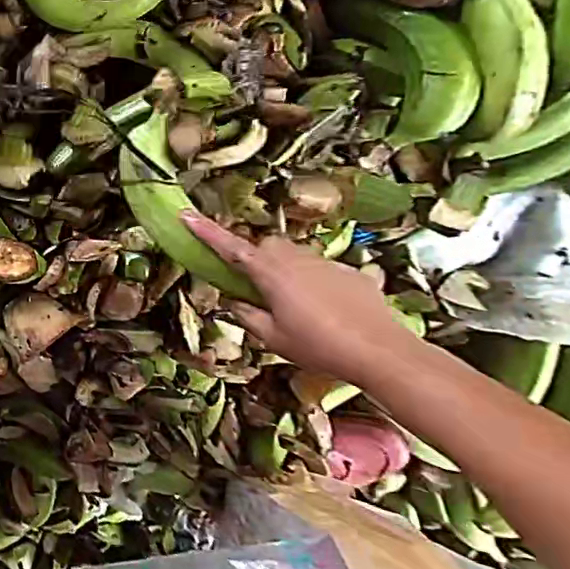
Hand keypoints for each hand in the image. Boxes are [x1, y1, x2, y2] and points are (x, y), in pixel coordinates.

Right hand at [181, 210, 422, 384]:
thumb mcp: (271, 337)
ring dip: (288, 271)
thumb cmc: (319, 346)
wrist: (384, 354)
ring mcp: (327, 264)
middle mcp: (296, 259)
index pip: (229, 246)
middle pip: (267, 245)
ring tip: (298, 304)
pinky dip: (320, 284)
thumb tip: (234, 302)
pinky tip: (331, 311)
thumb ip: (246, 315)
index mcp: (269, 272)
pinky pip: (325, 272)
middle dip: (258, 257)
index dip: (205, 231)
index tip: (185, 214)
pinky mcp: (353, 274)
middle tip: (258, 286)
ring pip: (296, 256)